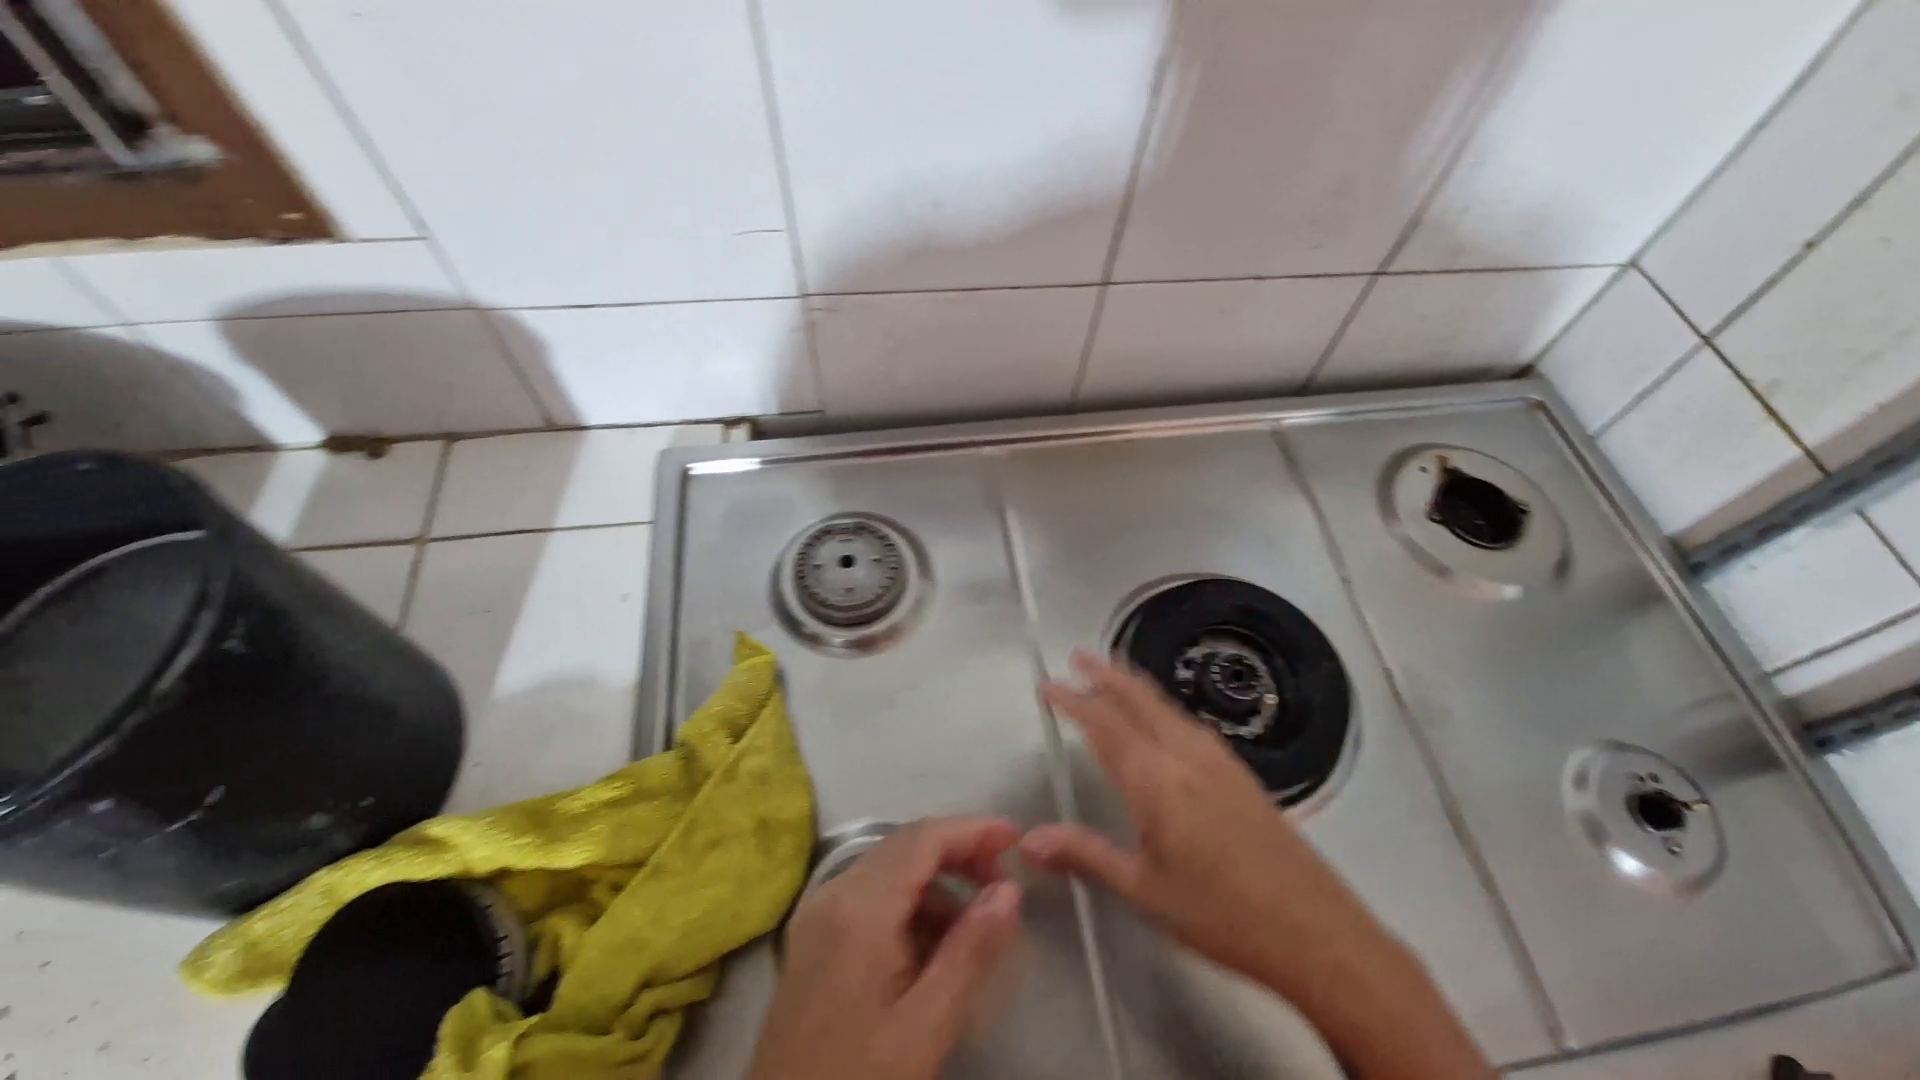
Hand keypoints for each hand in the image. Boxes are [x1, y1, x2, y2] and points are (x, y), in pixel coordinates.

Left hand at [746, 817, 1024, 1079]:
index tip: (1018, 838)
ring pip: (887, 872)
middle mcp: (832, 894)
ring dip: (936, 884)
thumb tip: (1009, 891)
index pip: (923, 839)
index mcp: (859, 907)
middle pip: (904, 847)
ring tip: (976, 927)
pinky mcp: (813, 940)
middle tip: (1005, 886)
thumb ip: (972, 950)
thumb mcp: (928, 1022)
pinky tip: (933, 947)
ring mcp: (817, 916)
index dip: (973, 830)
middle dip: (959, 854)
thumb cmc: (861, 1074)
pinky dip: (908, 906)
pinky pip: (869, 899)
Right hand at [1021, 652, 1493, 1079]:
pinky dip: (1163, 708)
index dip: (1074, 701)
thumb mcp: (1144, 890)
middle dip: (1106, 675)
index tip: (1048, 684)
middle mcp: (1188, 757)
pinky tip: (1163, 722)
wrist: (1316, 931)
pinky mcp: (1242, 776)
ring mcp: (1221, 762)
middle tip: (1077, 655)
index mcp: (1158, 781)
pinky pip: (1190, 724)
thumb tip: (1028, 839)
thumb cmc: (1221, 915)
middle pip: (1141, 701)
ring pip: (1169, 709)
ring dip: (1135, 687)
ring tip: (1112, 675)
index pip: (1105, 726)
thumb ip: (1086, 854)